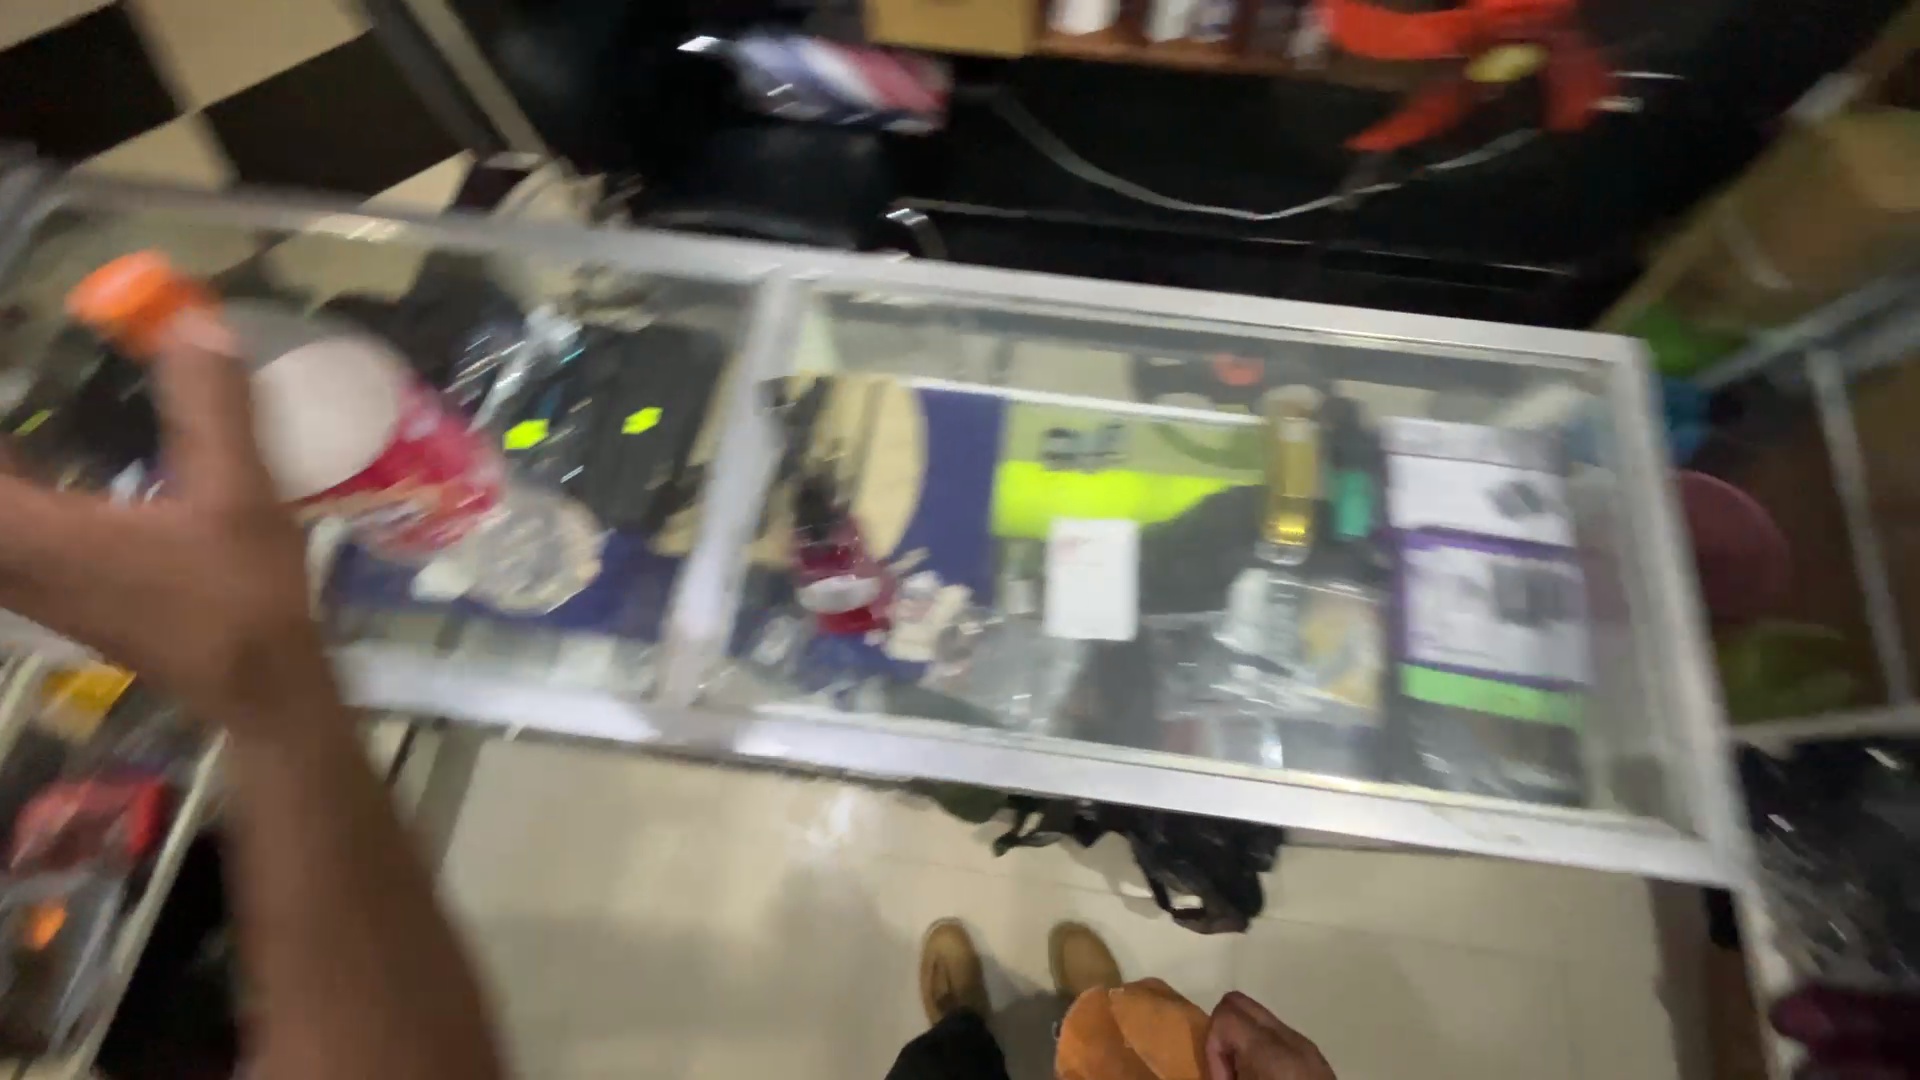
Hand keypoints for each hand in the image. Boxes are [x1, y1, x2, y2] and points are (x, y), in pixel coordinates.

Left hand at [0, 315, 336, 733]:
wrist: (255, 678)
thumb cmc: (240, 593)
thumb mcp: (239, 498)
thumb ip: (213, 412)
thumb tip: (195, 324)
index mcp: (11, 522)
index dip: (2, 368)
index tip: (21, 331)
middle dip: (18, 414)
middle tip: (35, 359)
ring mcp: (11, 569)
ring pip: (1, 490)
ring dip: (20, 447)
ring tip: (40, 400)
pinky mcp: (38, 580)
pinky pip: (13, 509)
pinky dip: (26, 476)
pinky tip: (55, 454)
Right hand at [1206, 991, 1335, 1079]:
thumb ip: (1224, 1074)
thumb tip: (1217, 1073)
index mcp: (1269, 1050)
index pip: (1223, 1014)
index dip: (1212, 1046)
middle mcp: (1290, 1039)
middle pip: (1237, 1003)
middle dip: (1224, 1034)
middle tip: (1229, 1074)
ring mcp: (1307, 1049)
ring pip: (1260, 1019)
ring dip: (1245, 1043)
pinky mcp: (1319, 1062)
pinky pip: (1280, 1040)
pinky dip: (1266, 1054)